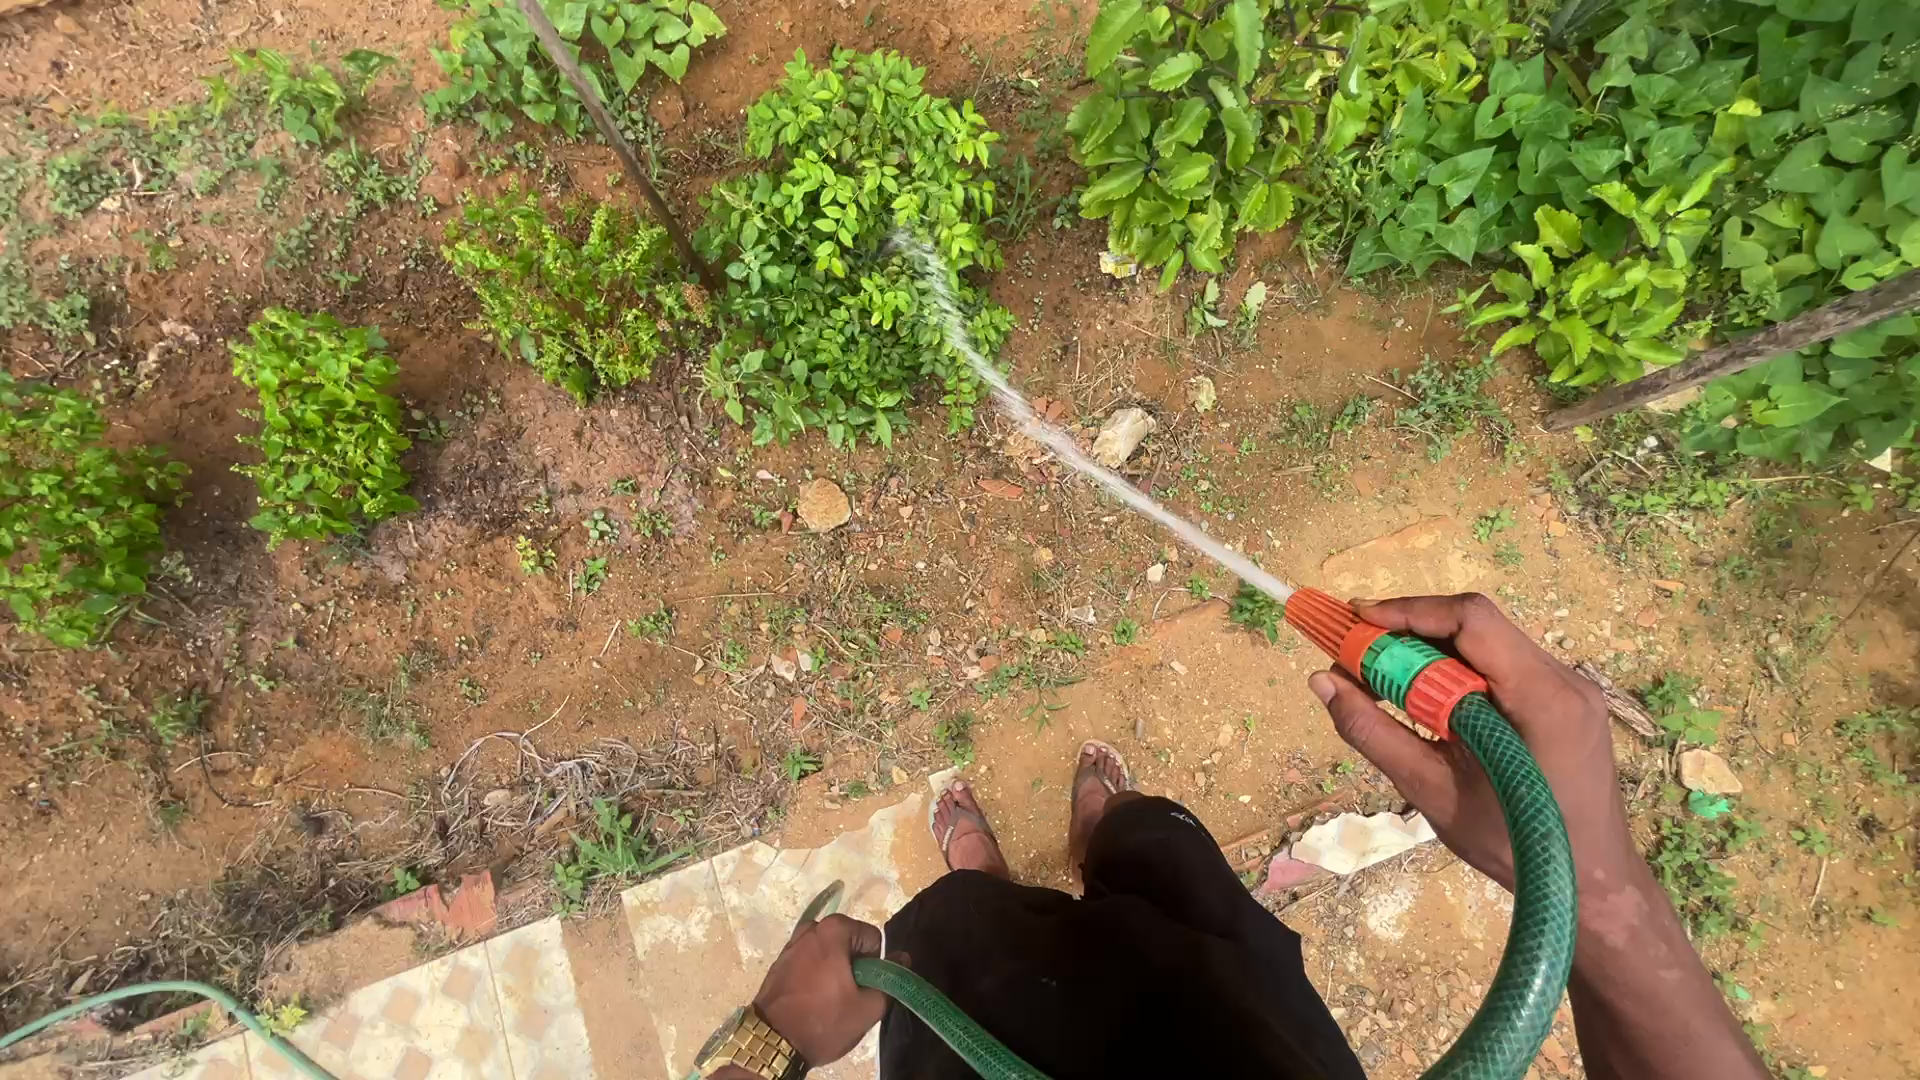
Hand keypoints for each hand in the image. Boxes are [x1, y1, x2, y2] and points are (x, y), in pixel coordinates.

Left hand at [751, 913, 890, 1066]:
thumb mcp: (866, 1009)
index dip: (874, 967)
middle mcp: (813, 927)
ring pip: (830, 954)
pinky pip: (811, 962)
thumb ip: (891, 981)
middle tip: (847, 998)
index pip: (872, 940)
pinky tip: (811, 1000)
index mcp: (835, 929)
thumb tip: (903, 958)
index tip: (863, 990)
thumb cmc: (822, 1021)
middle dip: (854, 968)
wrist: (770, 1043)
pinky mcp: (780, 960)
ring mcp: (793, 942)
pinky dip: (816, 976)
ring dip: (835, 972)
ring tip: (828, 1002)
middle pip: (850, 944)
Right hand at [1306, 593, 1635, 889]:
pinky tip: (1418, 696)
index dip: (1409, 611)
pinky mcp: (1558, 701)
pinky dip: (1445, 670)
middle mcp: (1563, 680)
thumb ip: (1372, 731)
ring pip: (1480, 642)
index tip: (1356, 622)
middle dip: (1406, 630)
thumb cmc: (1513, 844)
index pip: (1472, 620)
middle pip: (1473, 625)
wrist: (1592, 885)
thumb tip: (1320, 680)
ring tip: (1377, 675)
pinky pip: (1492, 664)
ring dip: (1423, 650)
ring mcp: (1566, 689)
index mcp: (1543, 698)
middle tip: (1354, 651)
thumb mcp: (1429, 789)